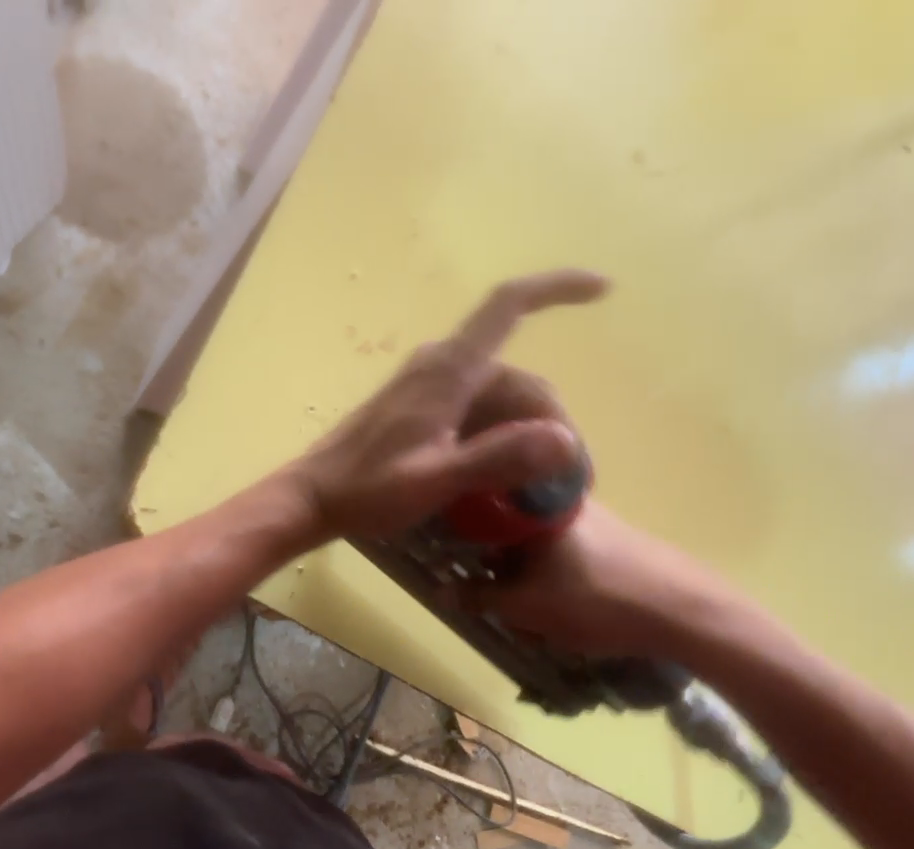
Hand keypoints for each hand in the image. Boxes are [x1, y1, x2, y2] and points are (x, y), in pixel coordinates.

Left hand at [282, 270, 606, 538]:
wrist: (312, 496)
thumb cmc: (367, 489)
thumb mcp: (434, 479)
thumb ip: (496, 459)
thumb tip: (564, 441)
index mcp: (447, 370)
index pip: (506, 306)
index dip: (555, 288)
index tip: (601, 289)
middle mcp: (440, 365)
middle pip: (516, 375)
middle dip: (548, 418)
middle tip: (564, 477)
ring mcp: (426, 385)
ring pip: (497, 395)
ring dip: (524, 431)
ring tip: (538, 484)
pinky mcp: (417, 406)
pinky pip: (475, 408)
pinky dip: (498, 433)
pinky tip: (501, 472)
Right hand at [474, 501, 742, 658]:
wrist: (689, 615)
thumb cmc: (596, 602)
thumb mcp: (525, 607)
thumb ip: (478, 598)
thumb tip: (440, 590)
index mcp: (538, 505)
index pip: (482, 513)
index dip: (464, 544)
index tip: (457, 572)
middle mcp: (566, 503)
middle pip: (512, 537)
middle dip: (502, 577)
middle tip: (506, 612)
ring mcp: (597, 521)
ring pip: (541, 553)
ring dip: (531, 587)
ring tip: (541, 624)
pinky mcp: (621, 543)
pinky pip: (570, 560)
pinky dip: (560, 586)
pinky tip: (572, 617)